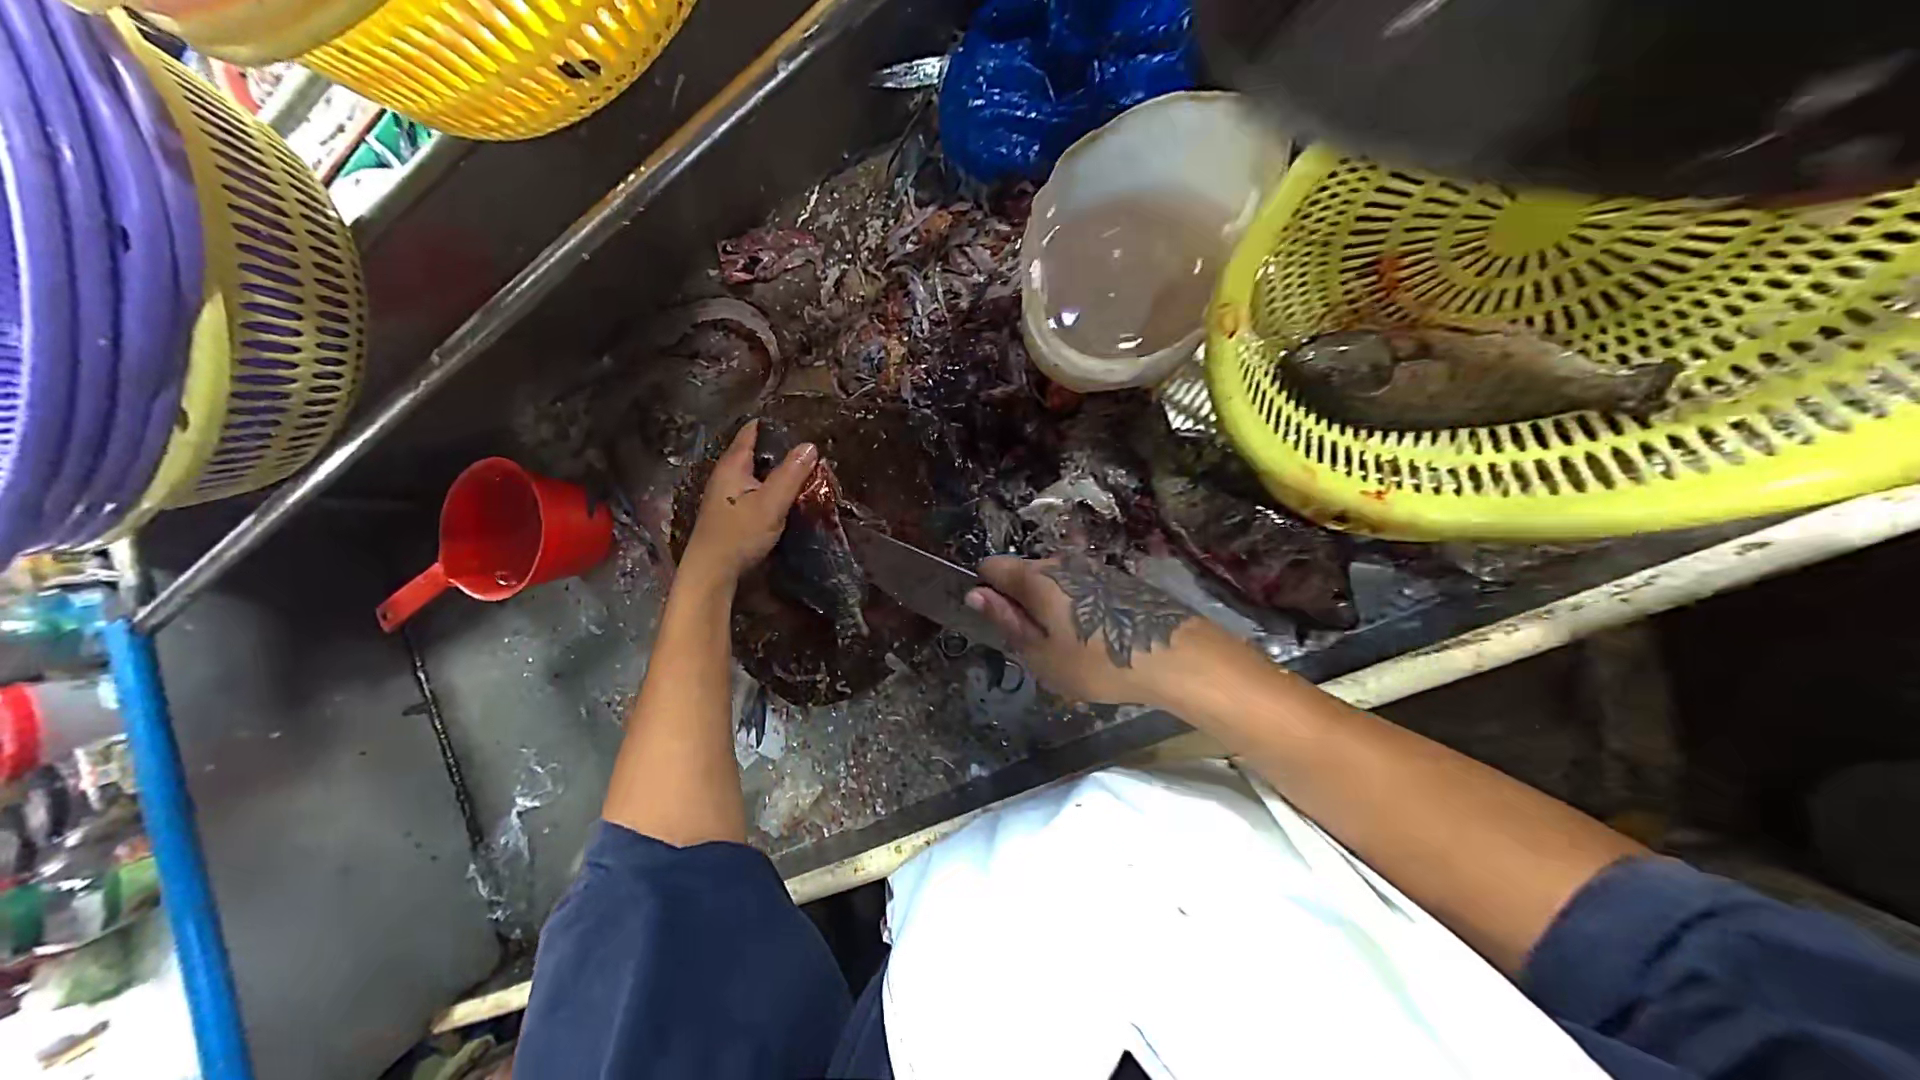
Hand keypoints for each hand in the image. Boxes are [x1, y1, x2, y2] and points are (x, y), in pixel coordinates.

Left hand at [680, 420, 817, 586]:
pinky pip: (753, 490)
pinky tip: (783, 496)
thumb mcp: (771, 503)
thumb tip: (810, 446)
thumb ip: (791, 474)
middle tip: (806, 448)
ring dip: (774, 471)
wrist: (711, 572)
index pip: (750, 433)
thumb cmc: (739, 534)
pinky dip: (768, 488)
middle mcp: (725, 476)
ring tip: (801, 469)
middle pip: (753, 453)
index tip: (794, 421)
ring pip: (753, 474)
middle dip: (777, 449)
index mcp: (732, 466)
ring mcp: (724, 496)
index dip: (770, 424)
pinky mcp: (729, 513)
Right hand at [967, 554, 1227, 706]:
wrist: (1176, 656)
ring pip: (1055, 584)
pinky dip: (1078, 610)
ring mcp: (1093, 568)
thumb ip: (1006, 620)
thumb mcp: (1041, 654)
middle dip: (1022, 605)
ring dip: (1051, 609)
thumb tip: (975, 593)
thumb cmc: (1097, 662)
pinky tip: (1099, 641)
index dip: (988, 594)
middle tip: (1038, 648)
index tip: (1002, 625)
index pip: (991, 567)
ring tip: (1072, 650)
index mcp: (1036, 578)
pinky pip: (1081, 589)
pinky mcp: (1118, 579)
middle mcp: (1062, 563)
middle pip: (1024, 575)